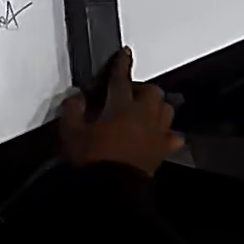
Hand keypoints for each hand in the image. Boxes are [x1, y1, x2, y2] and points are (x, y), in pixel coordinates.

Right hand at [58, 47, 183, 176]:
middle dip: (140, 88)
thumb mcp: (70, 131)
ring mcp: (156, 134)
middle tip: (126, 92)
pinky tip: (157, 134)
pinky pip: (173, 136)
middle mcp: (144, 117)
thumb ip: (73, 109)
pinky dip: (167, 132)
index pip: (121, 79)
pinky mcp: (162, 151)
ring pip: (166, 109)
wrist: (112, 189)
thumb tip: (78, 98)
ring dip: (155, 105)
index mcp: (121, 107)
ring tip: (142, 109)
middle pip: (152, 91)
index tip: (125, 54)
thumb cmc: (92, 159)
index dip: (122, 64)